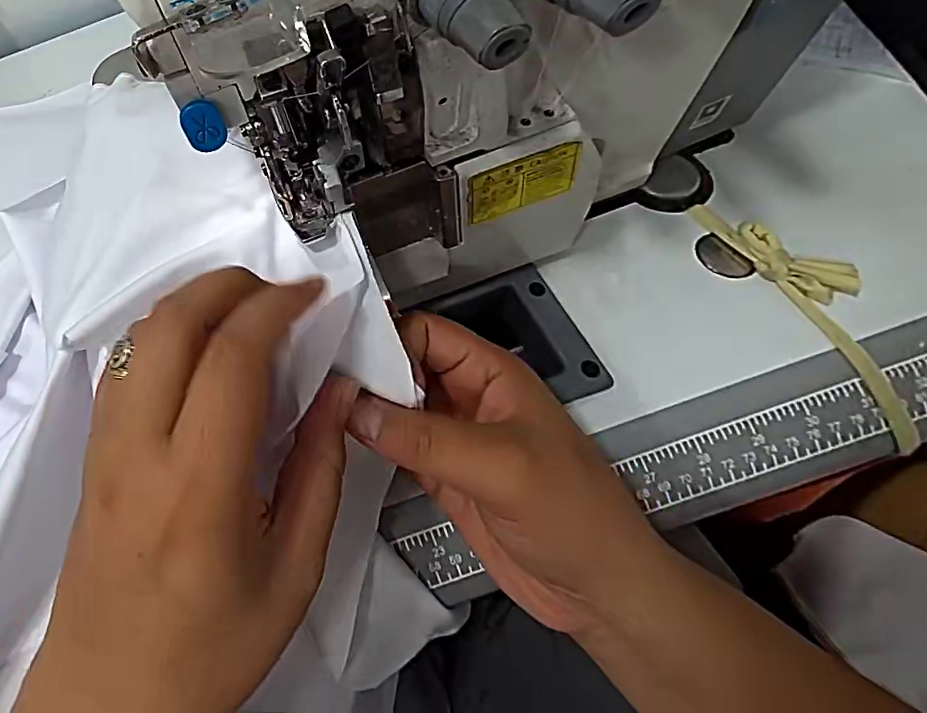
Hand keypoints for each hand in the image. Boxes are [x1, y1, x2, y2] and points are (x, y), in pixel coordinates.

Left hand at [14, 268, 359, 712]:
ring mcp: (105, 444)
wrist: (108, 694)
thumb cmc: (203, 649)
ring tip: (242, 308)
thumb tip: (337, 392)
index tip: (309, 293)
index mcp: (199, 487)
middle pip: (174, 322)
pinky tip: (198, 344)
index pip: (233, 357)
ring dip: (194, 300)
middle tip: (275, 290)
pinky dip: (164, 330)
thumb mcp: (292, 571)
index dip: (276, 307)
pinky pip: (123, 361)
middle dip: (230, 283)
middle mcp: (139, 451)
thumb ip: (320, 469)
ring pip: (141, 332)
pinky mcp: (91, 447)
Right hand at [346, 312, 670, 635]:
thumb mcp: (502, 467)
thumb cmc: (581, 518)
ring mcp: (453, 437)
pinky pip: (397, 445)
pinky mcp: (443, 474)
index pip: (425, 333)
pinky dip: (372, 442)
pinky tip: (346, 442)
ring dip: (366, 407)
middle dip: (368, 371)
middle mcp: (468, 398)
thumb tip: (362, 411)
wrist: (601, 594)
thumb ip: (427, 438)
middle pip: (404, 365)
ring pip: (396, 405)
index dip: (387, 339)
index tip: (349, 357)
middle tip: (326, 383)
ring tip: (325, 408)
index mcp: (491, 374)